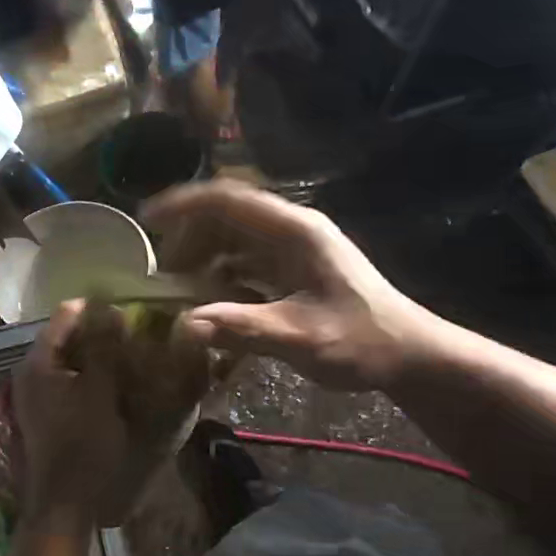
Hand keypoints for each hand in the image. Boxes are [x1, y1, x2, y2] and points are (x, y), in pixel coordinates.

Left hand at [13, 301, 189, 529]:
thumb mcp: (100, 390)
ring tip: (127, 352)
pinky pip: (66, 378)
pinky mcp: (44, 411)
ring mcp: (34, 394)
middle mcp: (29, 372)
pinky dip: (87, 373)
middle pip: (64, 336)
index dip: (96, 308)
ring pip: (67, 358)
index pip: (65, 314)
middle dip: (97, 330)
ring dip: (94, 353)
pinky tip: (112, 379)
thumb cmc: (85, 443)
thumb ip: (104, 347)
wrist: (66, 501)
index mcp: (38, 362)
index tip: (128, 309)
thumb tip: (111, 309)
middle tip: (132, 331)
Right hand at [143, 181, 434, 391]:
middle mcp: (291, 231)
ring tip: (178, 293)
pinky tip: (210, 307)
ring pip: (232, 241)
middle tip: (160, 276)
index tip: (146, 221)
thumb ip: (241, 328)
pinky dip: (221, 279)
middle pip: (225, 219)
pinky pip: (245, 264)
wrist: (409, 356)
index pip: (228, 199)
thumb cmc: (361, 341)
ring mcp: (293, 250)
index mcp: (295, 231)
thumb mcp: (299, 337)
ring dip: (203, 262)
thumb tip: (183, 325)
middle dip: (188, 241)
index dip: (183, 204)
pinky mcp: (294, 271)